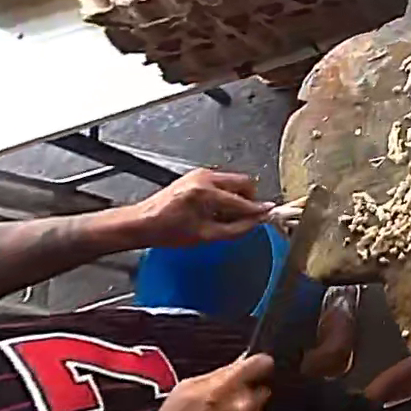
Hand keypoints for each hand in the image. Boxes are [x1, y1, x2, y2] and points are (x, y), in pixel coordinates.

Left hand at [117, 169, 271, 247]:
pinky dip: (225, 194)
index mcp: (206, 192)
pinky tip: (215, 210)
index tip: (269, 214)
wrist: (142, 223)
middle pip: (243, 182)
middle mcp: (205, 178)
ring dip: (236, 197)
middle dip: (249, 199)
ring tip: (225, 216)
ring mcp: (200, 174)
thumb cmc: (167, 231)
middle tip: (246, 216)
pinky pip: (221, 182)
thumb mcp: (206, 236)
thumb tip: (255, 222)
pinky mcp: (197, 175)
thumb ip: (236, 229)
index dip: (258, 210)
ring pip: (233, 181)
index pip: (243, 200)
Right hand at [118, 353, 273, 410]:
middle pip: (260, 389)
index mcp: (226, 388)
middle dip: (245, 394)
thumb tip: (234, 369)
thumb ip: (215, 377)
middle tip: (221, 407)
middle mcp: (244, 407)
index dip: (257, 366)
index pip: (262, 363)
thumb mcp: (181, 394)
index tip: (253, 369)